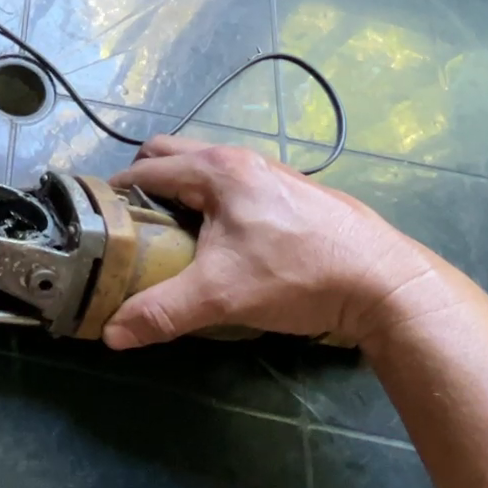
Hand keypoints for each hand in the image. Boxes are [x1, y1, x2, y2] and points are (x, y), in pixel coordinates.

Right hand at [103, 136, 464, 348]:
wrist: (390, 286)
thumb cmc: (298, 278)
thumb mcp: (221, 297)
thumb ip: (160, 312)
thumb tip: (110, 334)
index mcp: (216, 171)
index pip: (144, 169)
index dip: (114, 192)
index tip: (97, 218)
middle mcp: (240, 159)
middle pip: (170, 152)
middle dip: (143, 179)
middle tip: (133, 221)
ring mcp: (271, 170)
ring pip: (204, 164)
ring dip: (179, 186)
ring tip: (173, 229)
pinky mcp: (293, 189)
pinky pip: (232, 179)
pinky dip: (211, 195)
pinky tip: (222, 235)